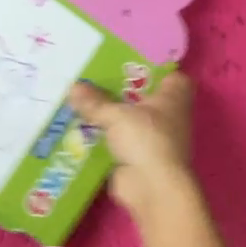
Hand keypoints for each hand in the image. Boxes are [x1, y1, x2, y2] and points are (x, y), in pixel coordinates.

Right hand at [69, 73, 199, 219]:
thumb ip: (94, 101)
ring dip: (108, 112)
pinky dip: (101, 134)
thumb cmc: (146, 140)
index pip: (169, 74)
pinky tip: (79, 125)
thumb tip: (73, 87)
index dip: (151, 65)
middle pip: (142, 95)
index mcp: (172, 98)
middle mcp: (166, 115)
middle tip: (91, 74)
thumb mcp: (116, 114)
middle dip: (119, 88)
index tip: (124, 58)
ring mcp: (152, 137)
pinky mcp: (136, 155)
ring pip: (127, 117)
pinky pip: (116, 138)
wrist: (152, 188)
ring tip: (78, 97)